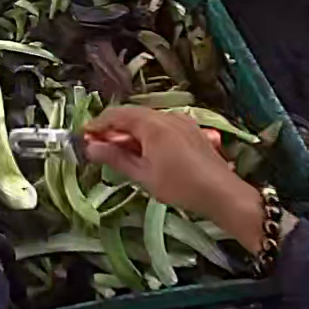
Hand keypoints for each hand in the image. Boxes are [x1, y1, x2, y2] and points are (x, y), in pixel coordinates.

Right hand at [83, 107, 253, 224]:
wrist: (223, 194)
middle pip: (131, 114)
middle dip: (113, 128)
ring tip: (121, 151)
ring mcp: (180, 120)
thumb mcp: (142, 175)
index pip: (116, 115)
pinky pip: (161, 124)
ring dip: (130, 131)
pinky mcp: (190, 129)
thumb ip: (115, 158)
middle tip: (99, 145)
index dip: (97, 124)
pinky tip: (145, 151)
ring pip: (146, 119)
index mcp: (151, 123)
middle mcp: (165, 115)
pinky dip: (146, 133)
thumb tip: (90, 148)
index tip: (84, 136)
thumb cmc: (180, 186)